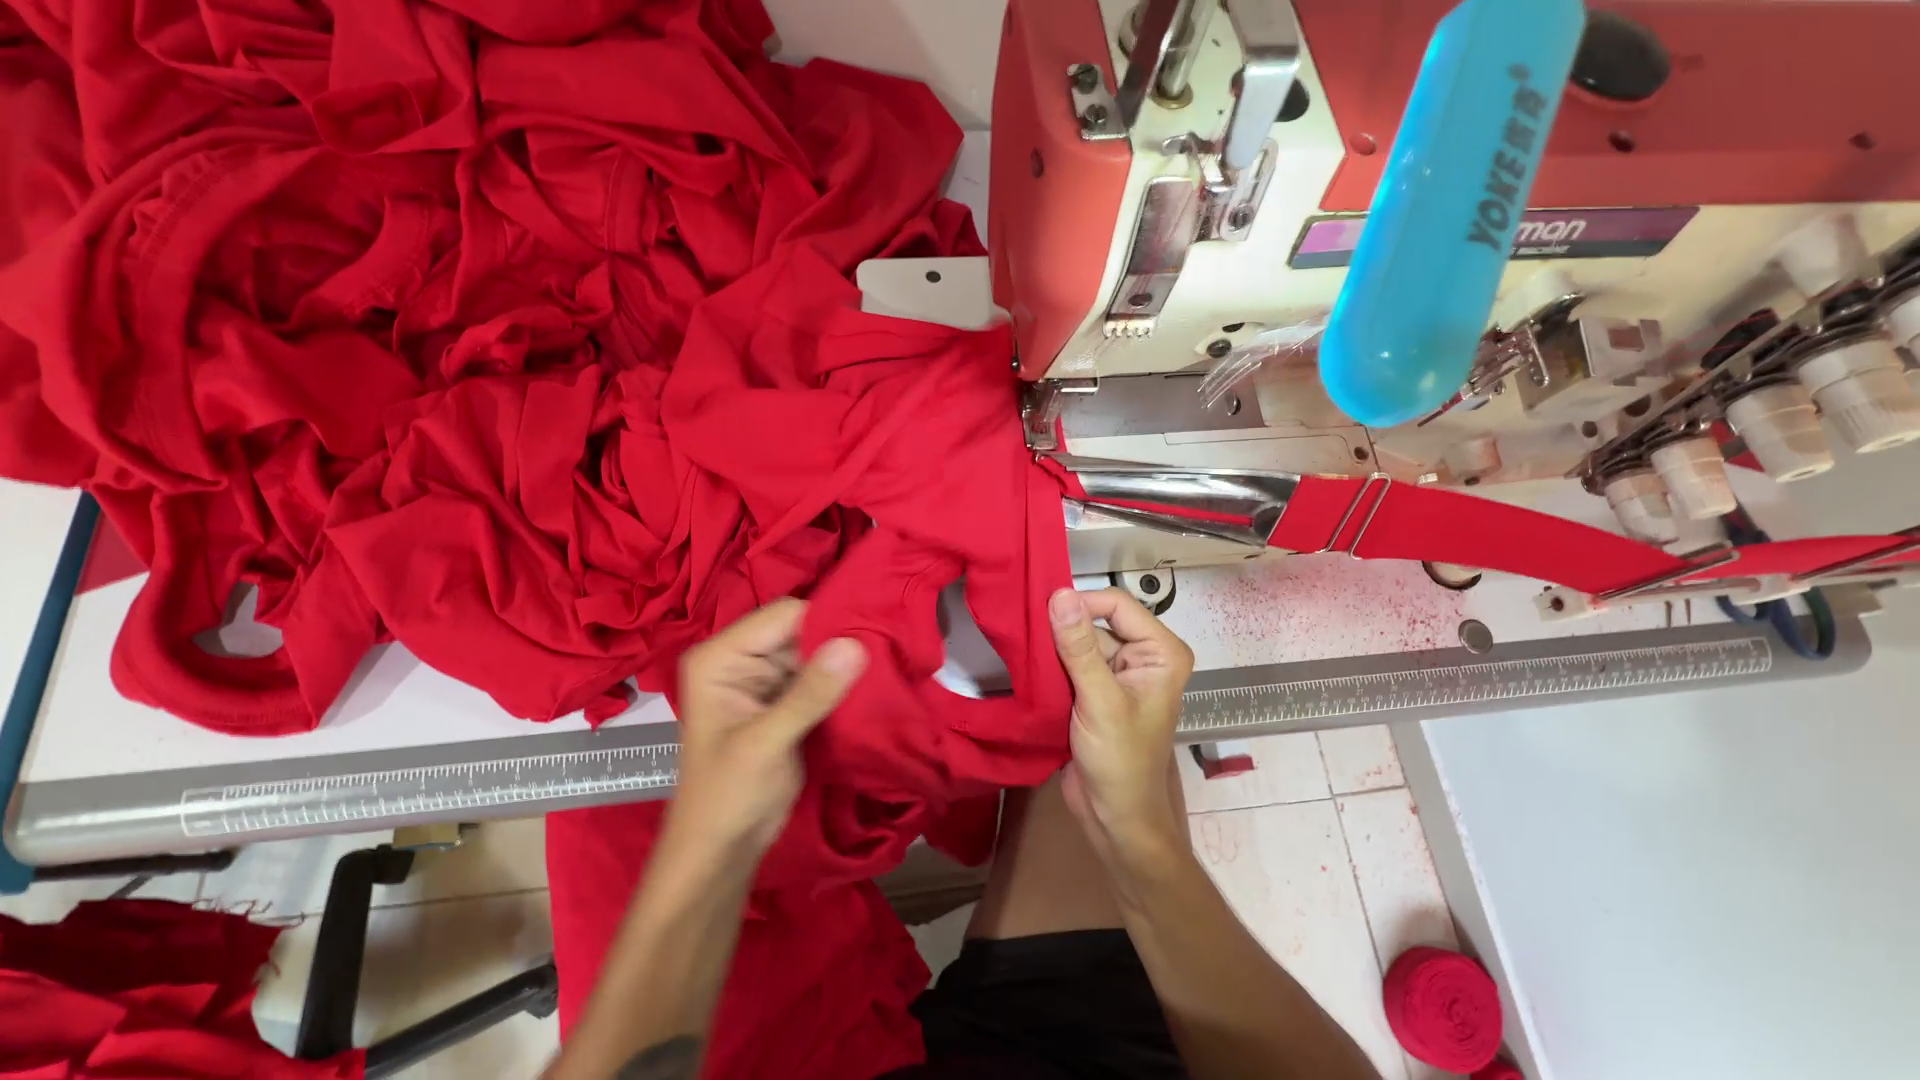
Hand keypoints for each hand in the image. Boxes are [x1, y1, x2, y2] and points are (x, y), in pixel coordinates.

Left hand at [667, 599, 866, 857]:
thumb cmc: (727, 797)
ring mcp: (764, 680)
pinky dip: (843, 683)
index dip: (827, 621)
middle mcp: (741, 658)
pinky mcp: (785, 702)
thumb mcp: (766, 744)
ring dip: (846, 662)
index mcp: (721, 657)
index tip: (874, 633)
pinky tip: (872, 685)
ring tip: (887, 665)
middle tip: (888, 649)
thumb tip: (855, 644)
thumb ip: (809, 694)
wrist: (722, 850)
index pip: (784, 616)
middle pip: (802, 630)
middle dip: (840, 640)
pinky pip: (820, 678)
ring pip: (816, 653)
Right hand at [1048, 587, 1194, 860]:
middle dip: (1063, 628)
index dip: (1080, 603)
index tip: (1040, 612)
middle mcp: (1144, 656)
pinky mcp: (1096, 691)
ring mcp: (1119, 674)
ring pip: (1079, 642)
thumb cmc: (1120, 761)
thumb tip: (1059, 594)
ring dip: (1052, 649)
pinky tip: (1028, 667)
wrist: (1115, 817)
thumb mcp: (1099, 701)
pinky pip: (1070, 664)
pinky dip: (1051, 666)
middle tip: (1024, 631)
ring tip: (1023, 650)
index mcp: (1161, 652)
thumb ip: (1079, 648)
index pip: (1117, 605)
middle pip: (1096, 621)